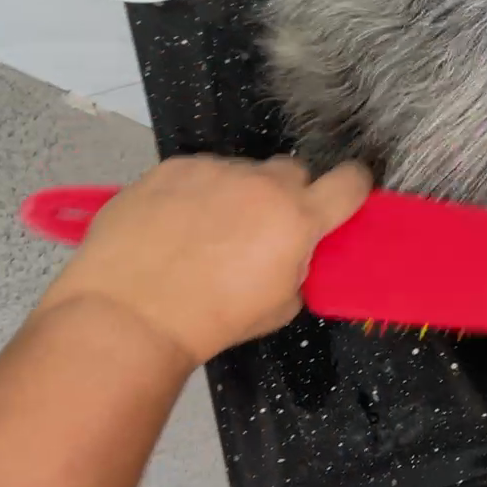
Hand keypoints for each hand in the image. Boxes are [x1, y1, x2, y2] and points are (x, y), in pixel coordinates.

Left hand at [34, 156, 371, 365]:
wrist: (133, 313)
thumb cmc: (218, 318)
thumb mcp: (284, 302)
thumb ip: (299, 264)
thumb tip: (292, 250)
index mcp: (299, 218)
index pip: (350, 182)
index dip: (354, 186)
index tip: (346, 196)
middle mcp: (262, 185)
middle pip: (294, 170)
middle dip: (290, 193)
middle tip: (267, 225)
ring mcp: (214, 171)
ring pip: (244, 172)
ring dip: (241, 193)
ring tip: (210, 229)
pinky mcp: (171, 168)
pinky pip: (201, 172)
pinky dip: (199, 191)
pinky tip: (178, 223)